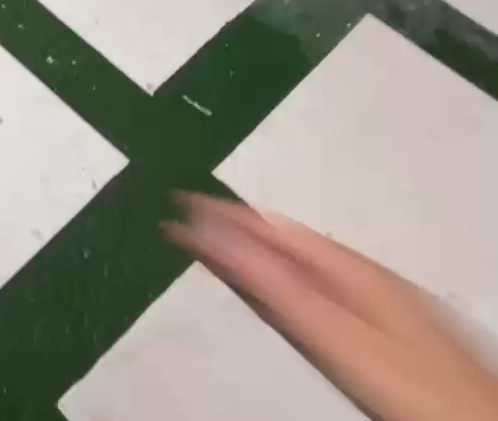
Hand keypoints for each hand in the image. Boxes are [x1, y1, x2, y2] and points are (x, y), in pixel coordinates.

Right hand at [167, 193, 497, 420]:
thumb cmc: (404, 382)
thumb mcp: (329, 329)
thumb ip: (268, 280)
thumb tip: (204, 230)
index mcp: (347, 268)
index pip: (271, 226)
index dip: (221, 210)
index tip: (177, 199)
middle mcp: (362, 274)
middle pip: (288, 239)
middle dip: (237, 224)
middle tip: (187, 217)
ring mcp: (379, 299)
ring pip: (304, 260)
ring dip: (258, 247)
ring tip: (217, 242)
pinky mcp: (386, 325)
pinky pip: (318, 281)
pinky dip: (282, 272)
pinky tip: (275, 284)